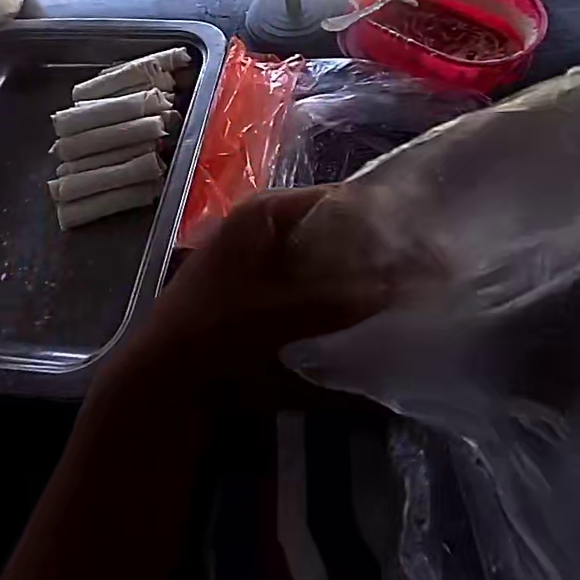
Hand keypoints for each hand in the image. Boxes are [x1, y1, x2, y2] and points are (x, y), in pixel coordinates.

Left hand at [131, 187, 399, 402]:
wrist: (162, 380)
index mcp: (266, 212)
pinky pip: (313, 273)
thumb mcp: (280, 316)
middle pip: (335, 223)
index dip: (379, 217)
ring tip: (399, 283)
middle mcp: (266, 222)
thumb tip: (403, 288)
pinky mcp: (264, 280)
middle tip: (415, 264)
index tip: (417, 238)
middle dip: (373, 244)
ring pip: (326, 249)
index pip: (337, 198)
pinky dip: (338, 285)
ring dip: (358, 266)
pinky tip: (363, 303)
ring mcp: (263, 250)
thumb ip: (341, 302)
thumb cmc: (215, 334)